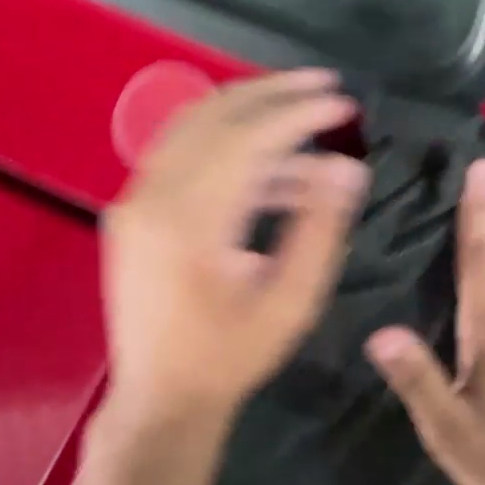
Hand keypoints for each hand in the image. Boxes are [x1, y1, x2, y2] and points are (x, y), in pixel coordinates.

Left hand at [104, 68, 367, 423]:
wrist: (160, 399)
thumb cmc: (230, 357)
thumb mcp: (290, 302)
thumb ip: (319, 229)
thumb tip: (347, 168)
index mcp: (188, 221)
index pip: (247, 138)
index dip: (298, 113)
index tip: (342, 102)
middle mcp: (152, 196)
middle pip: (214, 115)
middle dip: (273, 94)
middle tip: (324, 84)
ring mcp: (138, 200)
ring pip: (196, 128)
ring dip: (252, 116)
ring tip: (310, 122)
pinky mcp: (137, 209)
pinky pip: (186, 155)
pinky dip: (232, 149)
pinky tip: (280, 170)